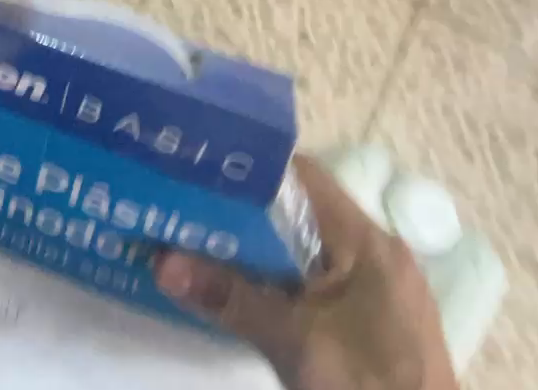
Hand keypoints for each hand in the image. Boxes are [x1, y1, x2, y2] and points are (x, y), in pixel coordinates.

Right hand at [153, 156, 457, 389]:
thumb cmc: (368, 387)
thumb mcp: (296, 343)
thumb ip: (230, 297)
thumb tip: (160, 261)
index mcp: (367, 242)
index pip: (300, 176)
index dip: (246, 169)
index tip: (195, 172)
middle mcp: (376, 255)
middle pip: (297, 213)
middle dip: (239, 211)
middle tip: (183, 209)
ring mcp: (377, 292)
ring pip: (302, 249)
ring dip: (253, 249)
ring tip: (195, 243)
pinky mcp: (371, 323)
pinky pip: (312, 280)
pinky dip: (274, 279)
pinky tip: (237, 290)